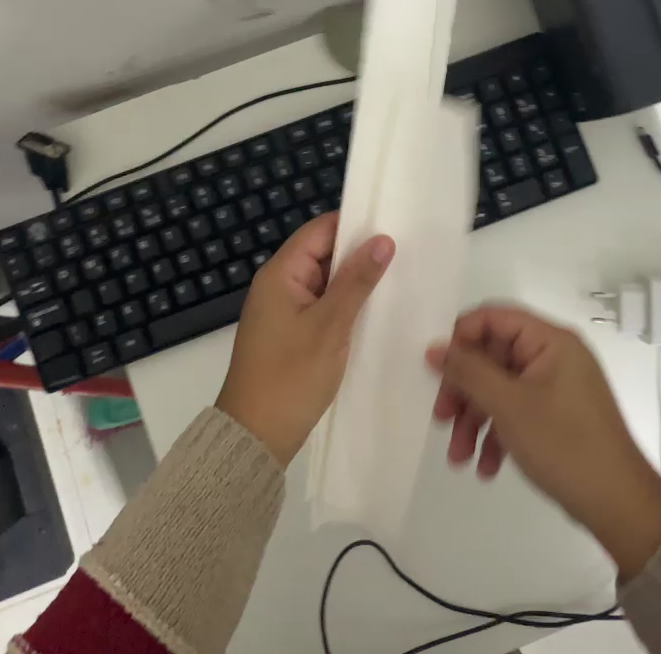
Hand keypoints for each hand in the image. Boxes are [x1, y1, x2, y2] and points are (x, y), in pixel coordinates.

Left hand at [216, 212, 393, 466]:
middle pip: (324, 254)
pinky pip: (322, 306)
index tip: (392, 227)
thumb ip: (356, 281)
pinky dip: (346, 306)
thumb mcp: (330, 326)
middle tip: (405, 255)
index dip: (354, 225)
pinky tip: (375, 313)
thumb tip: (383, 239)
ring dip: (355, 282)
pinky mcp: (291, 334)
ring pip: (326, 282)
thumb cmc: (290, 377)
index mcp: (280, 274)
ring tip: (398, 280)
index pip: (320, 230)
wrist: (255, 436)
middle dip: (360, 254)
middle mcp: (279, 285)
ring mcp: (284, 311)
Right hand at [427, 305, 660, 577]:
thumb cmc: (564, 445)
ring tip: (458, 457)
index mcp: (551, 341)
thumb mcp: (508, 405)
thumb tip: (435, 347)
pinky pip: (516, 413)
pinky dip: (497, 435)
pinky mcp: (557, 417)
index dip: (461, 337)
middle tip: (441, 418)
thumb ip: (469, 371)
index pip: (494, 318)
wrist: (620, 506)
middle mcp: (554, 357)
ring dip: (475, 420)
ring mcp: (557, 388)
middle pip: (492, 357)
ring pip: (500, 390)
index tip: (436, 368)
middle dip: (464, 391)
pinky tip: (485, 467)